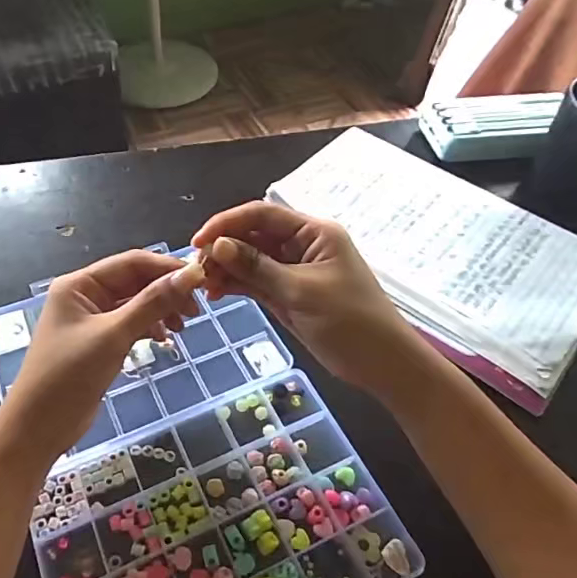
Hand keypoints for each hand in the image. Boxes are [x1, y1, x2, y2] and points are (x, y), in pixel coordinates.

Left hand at [7, 250, 204, 453]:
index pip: (132, 263)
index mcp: (80, 284)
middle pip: (135, 282)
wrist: (39, 426)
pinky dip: (149, 328)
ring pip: (135, 304)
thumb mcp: (114, 336)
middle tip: (196, 310)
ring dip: (160, 311)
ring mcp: (91, 320)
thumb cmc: (70, 375)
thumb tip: (190, 275)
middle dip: (166, 292)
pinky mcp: (98, 343)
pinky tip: (163, 339)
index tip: (202, 280)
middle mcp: (85, 296)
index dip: (167, 268)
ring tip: (182, 327)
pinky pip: (130, 324)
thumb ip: (152, 303)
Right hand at [191, 202, 428, 401]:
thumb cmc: (349, 321)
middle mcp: (302, 246)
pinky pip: (256, 282)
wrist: (380, 362)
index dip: (227, 223)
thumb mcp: (300, 291)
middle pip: (253, 236)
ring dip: (226, 269)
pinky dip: (236, 285)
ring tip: (201, 285)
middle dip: (223, 249)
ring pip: (251, 261)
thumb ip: (257, 268)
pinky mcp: (288, 294)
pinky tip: (215, 293)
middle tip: (196, 270)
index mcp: (313, 232)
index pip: (262, 215)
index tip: (198, 241)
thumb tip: (217, 245)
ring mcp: (293, 271)